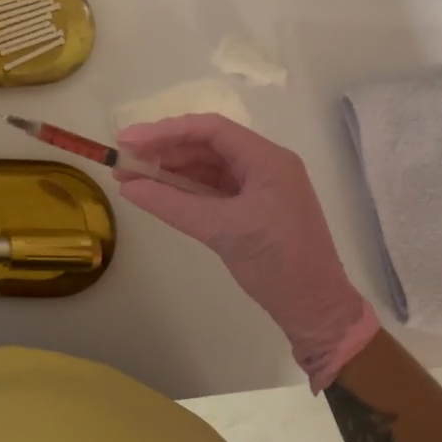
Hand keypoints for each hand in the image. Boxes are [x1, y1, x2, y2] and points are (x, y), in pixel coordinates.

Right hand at [116, 114, 378, 391]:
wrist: (318, 312)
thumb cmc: (277, 265)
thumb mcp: (220, 230)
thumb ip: (170, 203)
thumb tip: (127, 187)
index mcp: (267, 160)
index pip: (209, 129)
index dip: (165, 130)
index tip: (129, 140)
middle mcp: (266, 164)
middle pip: (206, 143)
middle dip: (163, 148)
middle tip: (124, 156)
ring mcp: (261, 184)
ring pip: (207, 163)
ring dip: (170, 167)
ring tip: (131, 174)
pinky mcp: (254, 205)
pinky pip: (213, 184)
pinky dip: (184, 186)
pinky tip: (157, 189)